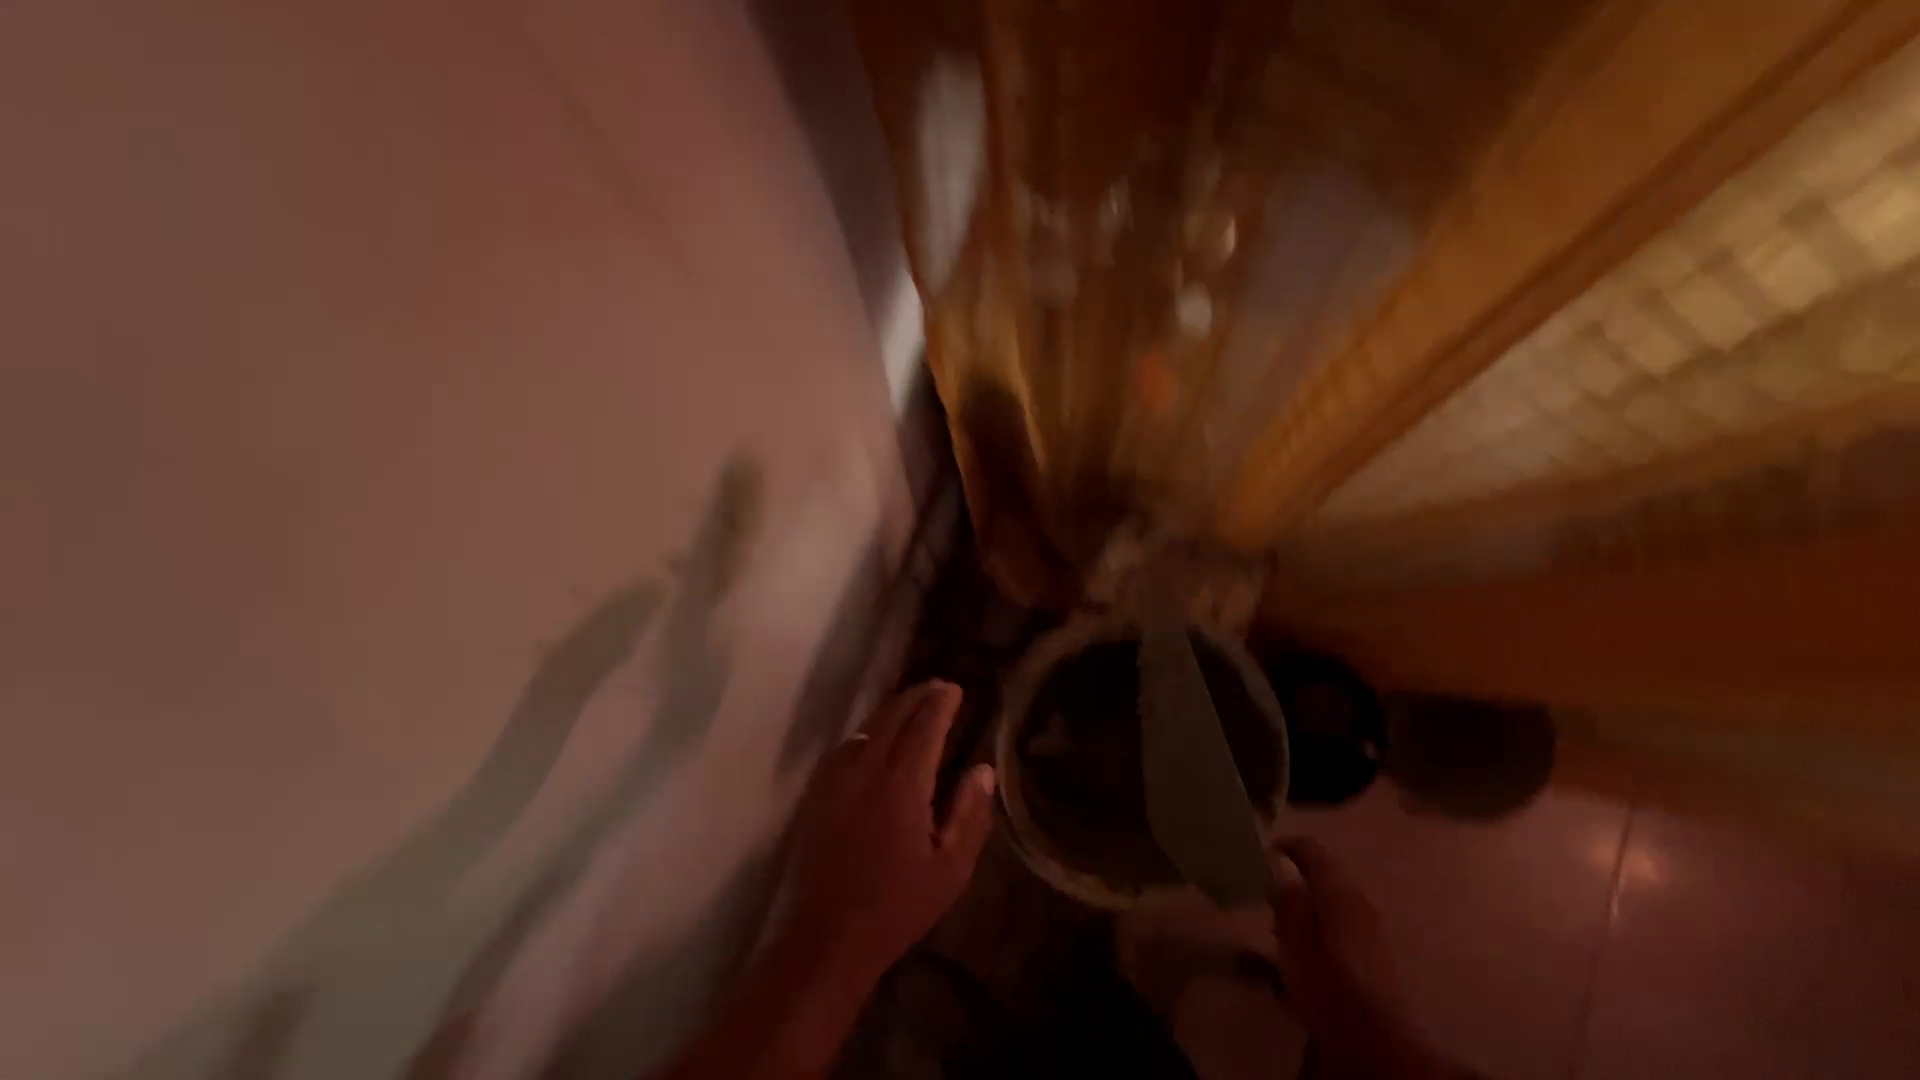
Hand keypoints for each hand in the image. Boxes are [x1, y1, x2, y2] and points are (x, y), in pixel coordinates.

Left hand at [781, 680, 996, 983]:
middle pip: (892, 717)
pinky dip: (866, 732)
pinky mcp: (816, 795)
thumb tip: (983, 768)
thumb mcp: (950, 869)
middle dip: (916, 697)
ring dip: (890, 710)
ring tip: (911, 705)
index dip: (940, 703)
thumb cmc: (897, 908)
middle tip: (937, 687)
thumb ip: (970, 814)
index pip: (924, 727)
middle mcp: (865, 771)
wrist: (826, 938)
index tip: (954, 688)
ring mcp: (835, 781)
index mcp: (902, 786)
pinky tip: (875, 740)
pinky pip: (844, 748)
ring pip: (865, 729)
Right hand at [1268, 838, 1464, 1079]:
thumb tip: (1282, 872)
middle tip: (1265, 892)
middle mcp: (1358, 902)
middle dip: (1295, 876)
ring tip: (1279, 922)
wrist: (1379, 1040)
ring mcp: (1370, 926)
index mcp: (1338, 894)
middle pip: (1325, 873)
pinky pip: (1341, 919)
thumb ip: (1288, 904)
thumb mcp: (1295, 946)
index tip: (1261, 854)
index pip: (1312, 851)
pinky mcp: (1374, 950)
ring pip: (1333, 898)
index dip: (1286, 846)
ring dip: (1307, 900)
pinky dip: (1319, 921)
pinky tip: (1305, 948)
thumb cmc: (1329, 989)